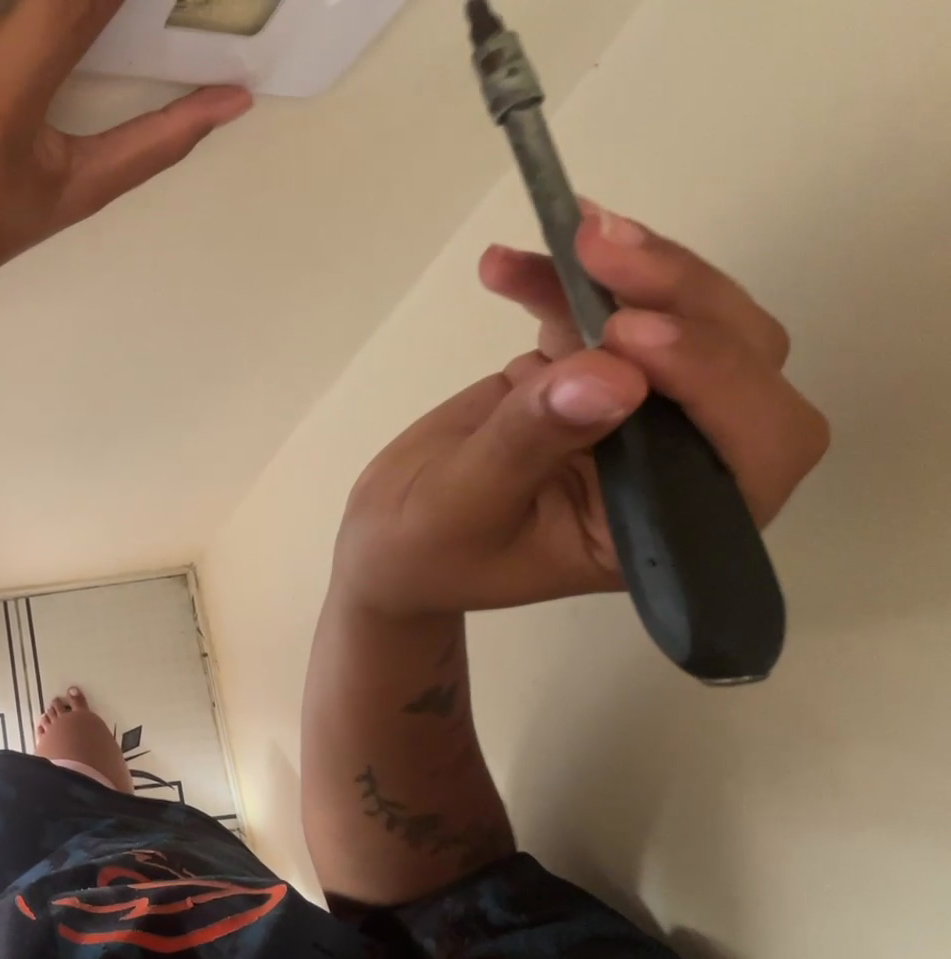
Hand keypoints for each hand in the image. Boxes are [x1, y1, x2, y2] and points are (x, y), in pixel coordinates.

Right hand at [335, 203, 829, 616]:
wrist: (386, 540)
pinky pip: (599, 315)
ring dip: (621, 271)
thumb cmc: (422, 550)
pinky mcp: (590, 378)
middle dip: (673, 295)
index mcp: (674, 523)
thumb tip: (607, 374)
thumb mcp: (462, 507)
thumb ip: (529, 443)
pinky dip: (561, 281)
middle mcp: (682, 463)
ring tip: (560, 230)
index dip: (713, 376)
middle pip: (732, 358)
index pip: (750, 440)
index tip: (628, 333)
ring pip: (676, 320)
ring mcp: (638, 414)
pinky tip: (506, 265)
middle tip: (597, 247)